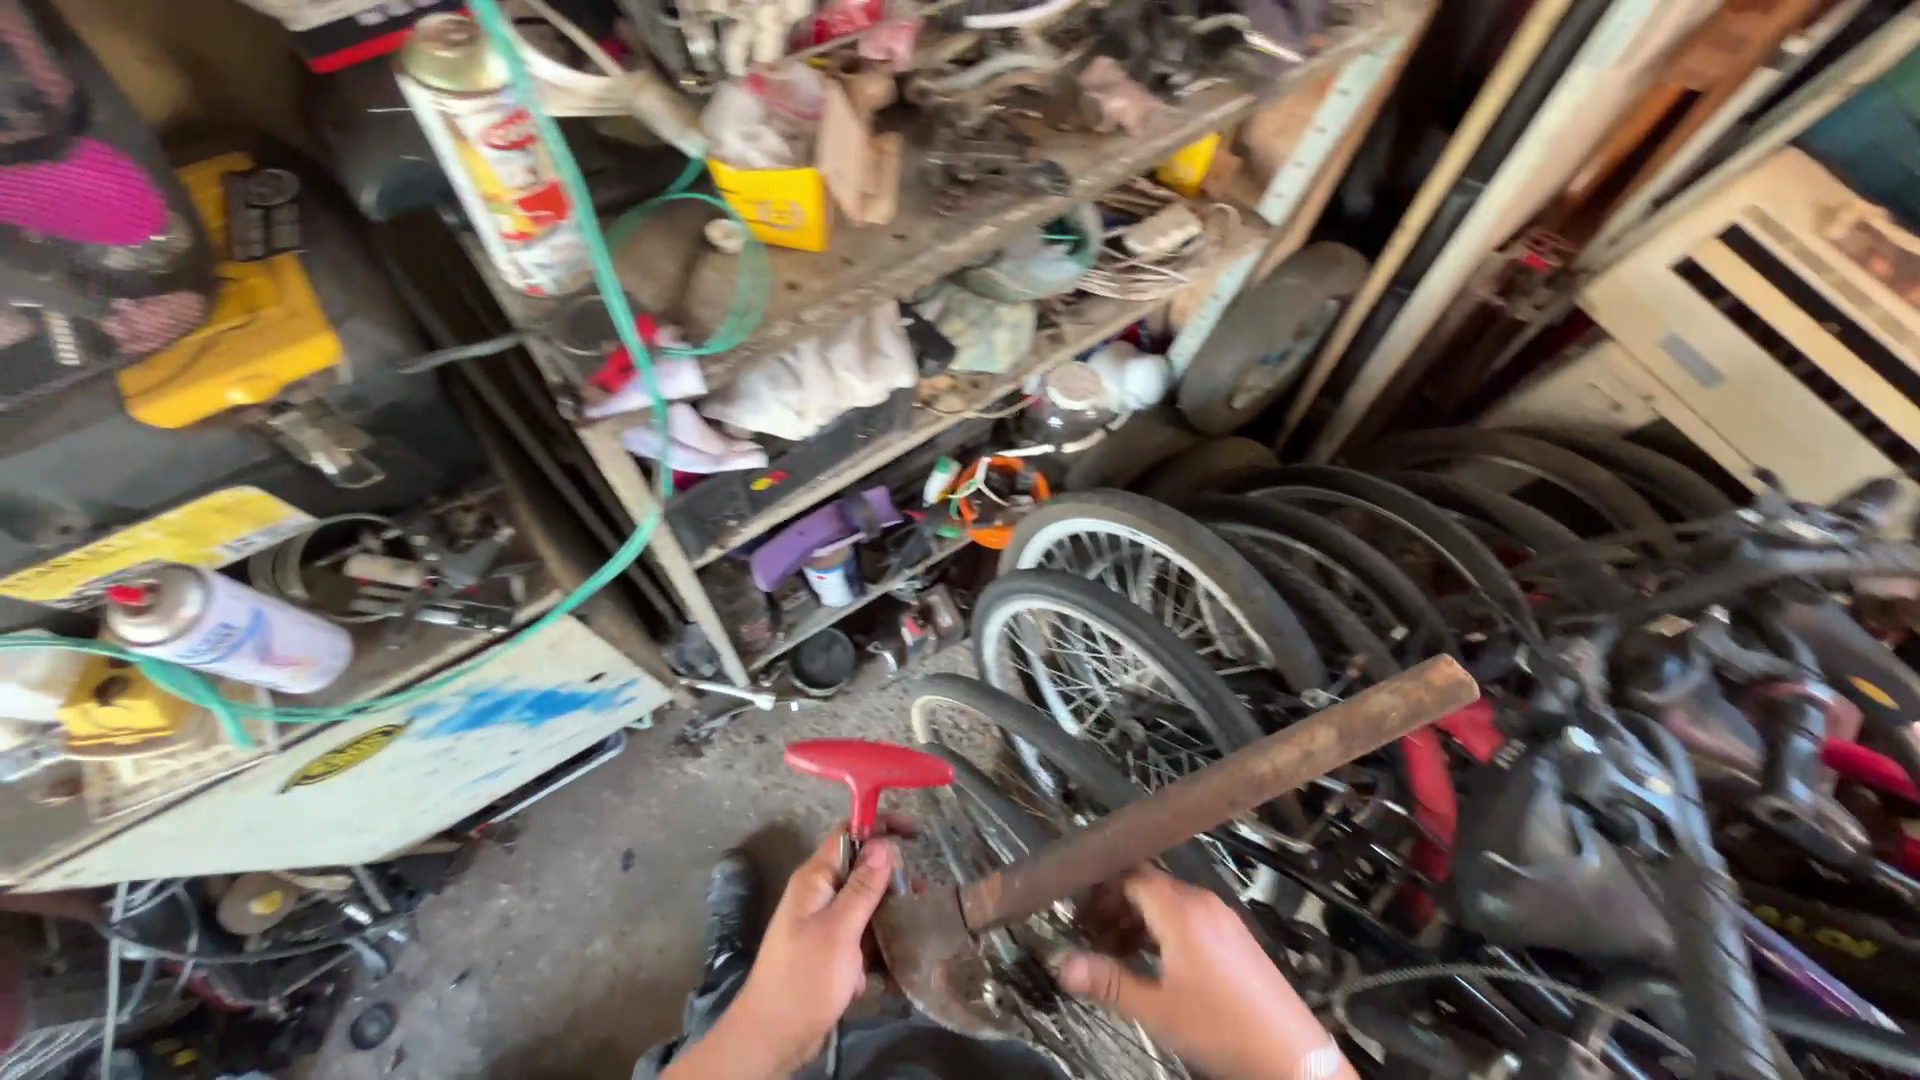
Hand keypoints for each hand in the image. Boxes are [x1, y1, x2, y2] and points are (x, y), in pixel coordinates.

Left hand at [668, 825, 901, 1078]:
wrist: (773, 1038)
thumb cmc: (803, 980)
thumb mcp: (839, 931)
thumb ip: (863, 887)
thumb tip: (884, 844)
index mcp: (814, 880)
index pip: (848, 834)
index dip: (879, 826)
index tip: (914, 832)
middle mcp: (818, 895)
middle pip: (861, 867)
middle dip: (891, 876)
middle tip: (920, 892)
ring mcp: (824, 923)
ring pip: (865, 903)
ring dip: (888, 913)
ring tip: (914, 926)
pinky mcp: (831, 950)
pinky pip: (861, 933)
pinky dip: (877, 942)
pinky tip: (894, 960)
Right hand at [1055, 865, 1355, 1079]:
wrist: (1291, 1055)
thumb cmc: (1221, 1027)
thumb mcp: (1157, 1009)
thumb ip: (1108, 982)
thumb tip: (1062, 965)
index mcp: (1179, 909)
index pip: (1129, 874)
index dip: (1100, 890)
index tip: (1081, 915)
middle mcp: (1201, 901)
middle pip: (1147, 884)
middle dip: (1115, 906)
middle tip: (1094, 936)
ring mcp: (1221, 916)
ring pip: (1167, 900)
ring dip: (1138, 919)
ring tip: (1120, 953)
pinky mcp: (1234, 934)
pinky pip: (1188, 914)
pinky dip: (1164, 928)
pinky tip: (1157, 962)